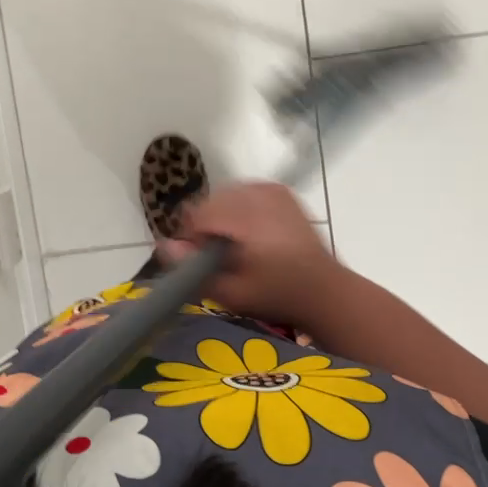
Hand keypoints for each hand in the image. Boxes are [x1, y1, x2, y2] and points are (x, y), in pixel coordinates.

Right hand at [157, 181, 350, 329]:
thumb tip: (162, 245)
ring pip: (225, 195)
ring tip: (236, 245)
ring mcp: (270, 190)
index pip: (195, 215)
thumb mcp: (231, 292)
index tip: (201, 261)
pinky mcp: (280, 191)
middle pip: (209, 202)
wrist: (325, 290)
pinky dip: (239, 208)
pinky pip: (244, 192)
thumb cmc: (276, 296)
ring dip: (222, 216)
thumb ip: (193, 269)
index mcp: (244, 219)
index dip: (190, 239)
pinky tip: (249, 231)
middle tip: (218, 256)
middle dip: (206, 226)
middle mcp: (256, 195)